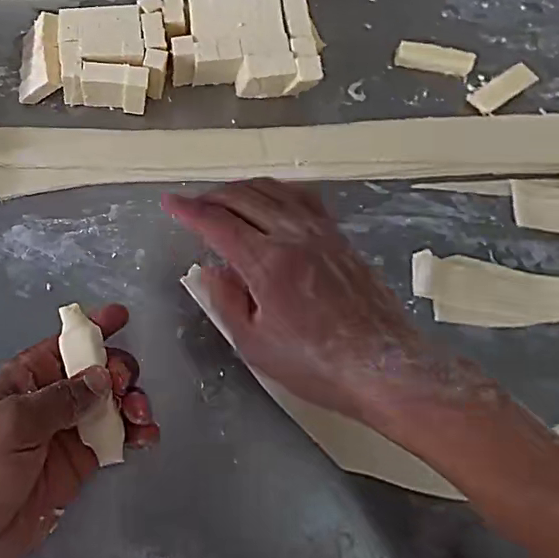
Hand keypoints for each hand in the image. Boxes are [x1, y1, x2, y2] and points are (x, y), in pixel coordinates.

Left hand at [0, 303, 159, 557]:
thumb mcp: (15, 422)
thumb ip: (62, 399)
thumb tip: (103, 376)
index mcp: (29, 376)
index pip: (65, 343)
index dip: (93, 328)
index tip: (122, 316)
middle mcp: (52, 397)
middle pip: (96, 371)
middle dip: (118, 371)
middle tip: (125, 388)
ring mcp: (69, 429)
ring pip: (111, 403)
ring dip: (132, 402)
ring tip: (140, 417)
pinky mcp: (82, 461)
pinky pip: (115, 437)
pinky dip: (134, 433)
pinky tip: (146, 437)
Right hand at [166, 179, 482, 423]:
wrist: (388, 369)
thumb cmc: (316, 366)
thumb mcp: (255, 344)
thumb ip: (226, 301)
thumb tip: (209, 270)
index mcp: (268, 263)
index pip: (217, 223)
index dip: (188, 210)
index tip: (170, 203)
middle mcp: (293, 236)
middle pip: (242, 197)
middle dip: (210, 196)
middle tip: (193, 206)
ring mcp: (320, 232)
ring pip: (272, 191)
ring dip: (241, 189)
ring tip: (224, 200)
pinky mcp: (339, 237)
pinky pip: (301, 197)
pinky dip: (276, 191)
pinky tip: (270, 201)